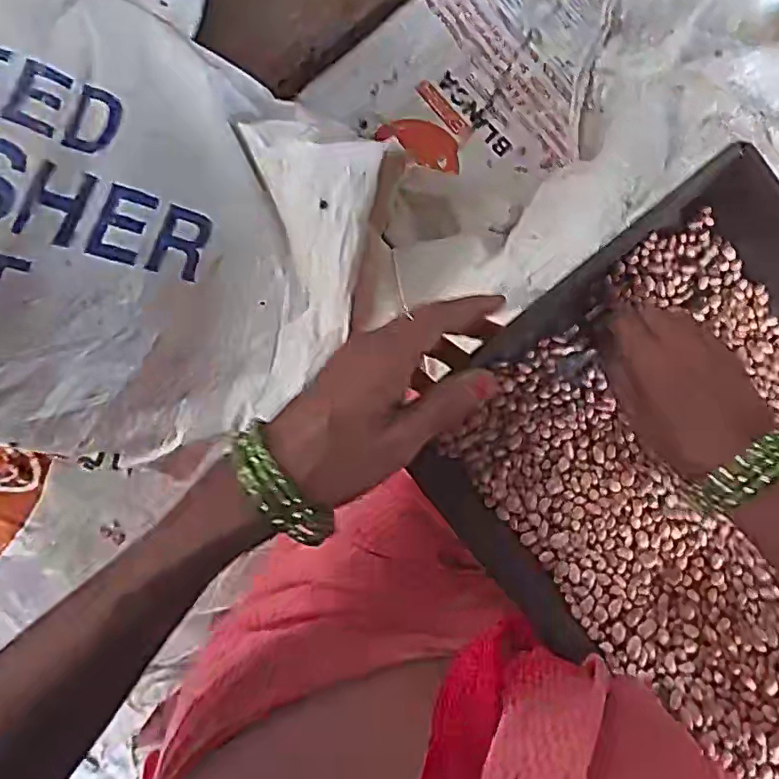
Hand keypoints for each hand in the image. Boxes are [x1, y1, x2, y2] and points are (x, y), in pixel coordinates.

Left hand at [267, 295, 503, 507]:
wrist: (276, 473)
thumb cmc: (341, 458)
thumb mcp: (402, 439)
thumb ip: (447, 404)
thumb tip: (490, 378)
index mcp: (388, 353)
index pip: (437, 316)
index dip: (472, 308)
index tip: (502, 304)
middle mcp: (372, 343)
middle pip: (425, 321)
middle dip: (463, 325)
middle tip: (496, 340)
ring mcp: (356, 354)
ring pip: (409, 335)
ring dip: (442, 343)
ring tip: (469, 368)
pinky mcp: (347, 369)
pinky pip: (393, 350)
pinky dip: (420, 357)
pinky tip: (430, 387)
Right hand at [601, 304, 775, 481]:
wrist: (743, 455)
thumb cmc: (683, 443)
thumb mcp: (639, 418)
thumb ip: (621, 379)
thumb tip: (611, 355)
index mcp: (647, 354)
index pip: (621, 319)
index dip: (611, 324)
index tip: (606, 334)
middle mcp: (675, 337)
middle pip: (648, 309)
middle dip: (635, 320)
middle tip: (629, 340)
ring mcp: (703, 339)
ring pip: (673, 315)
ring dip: (660, 324)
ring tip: (655, 348)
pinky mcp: (724, 348)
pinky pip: (695, 328)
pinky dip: (683, 335)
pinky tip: (682, 357)